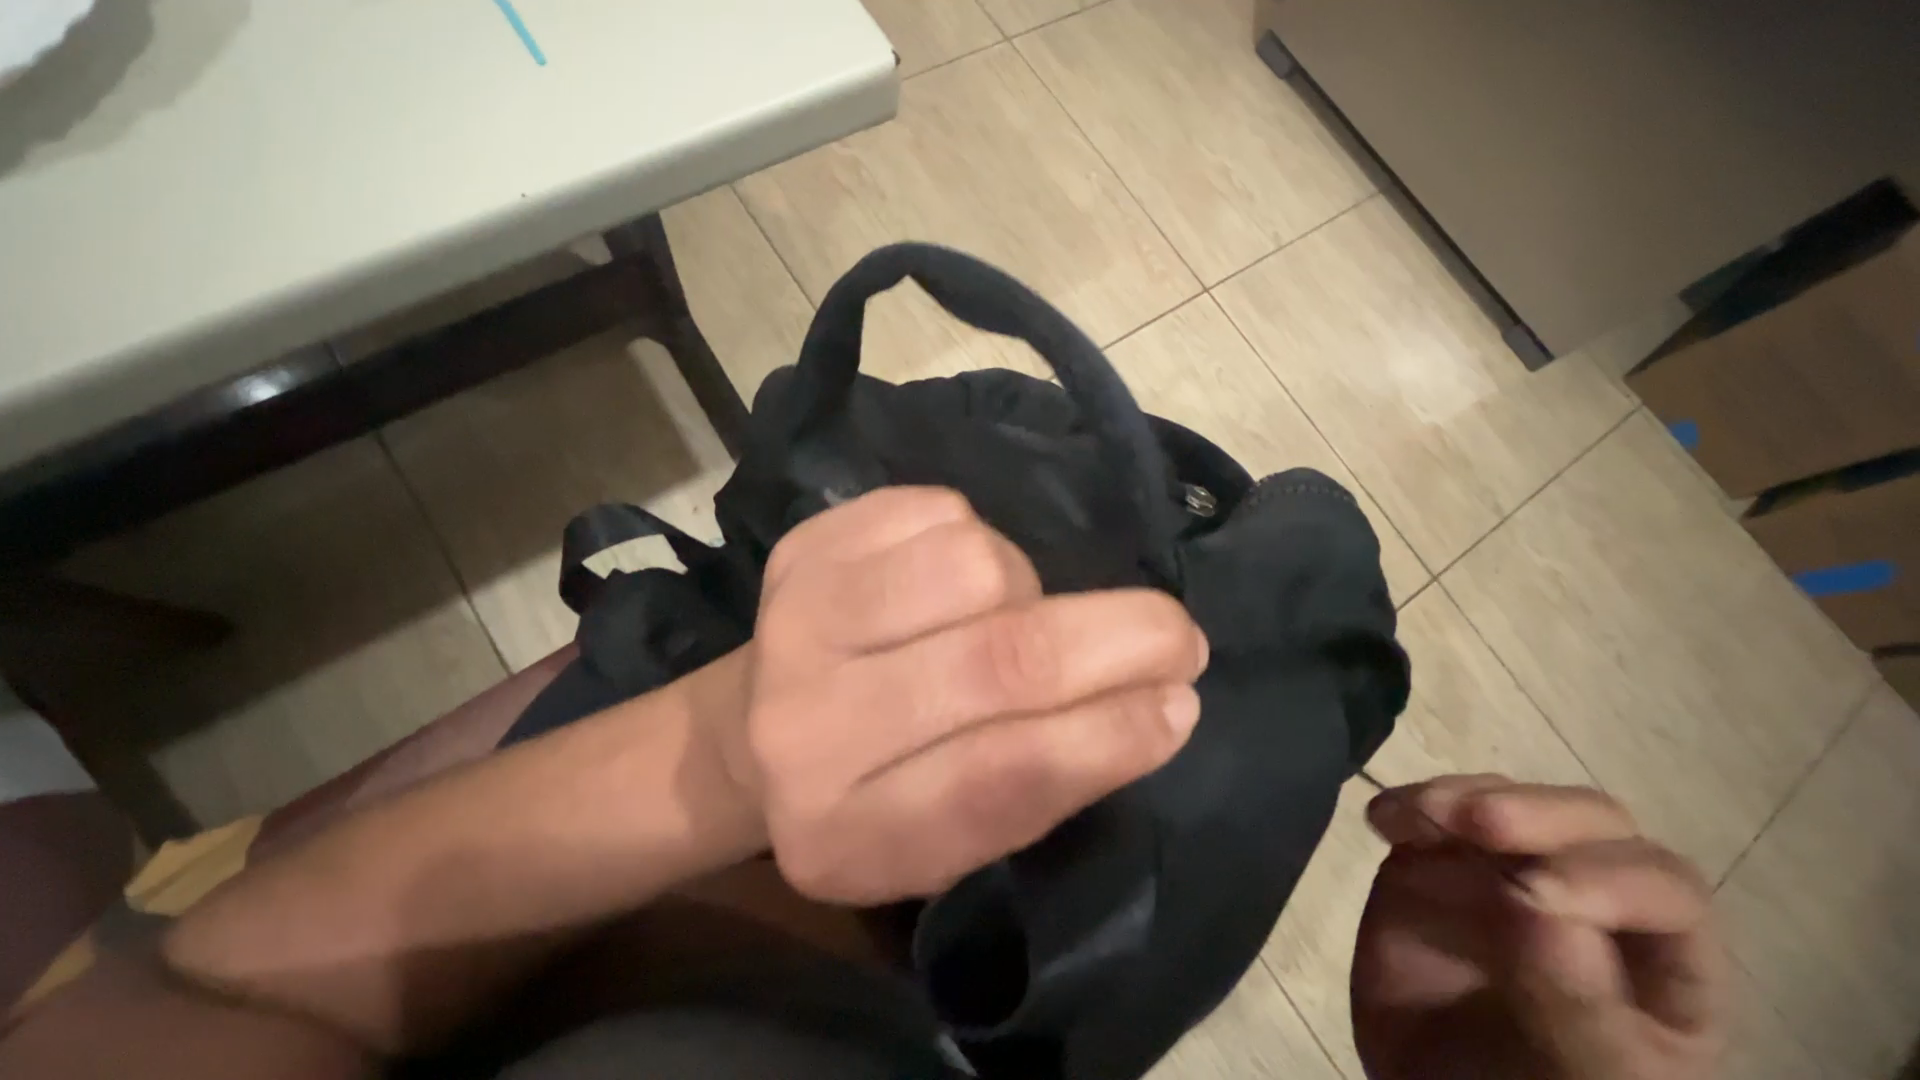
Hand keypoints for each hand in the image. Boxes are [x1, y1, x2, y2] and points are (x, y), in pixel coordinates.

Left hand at [712, 486, 1207, 905]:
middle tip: (1178, 636)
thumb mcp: (948, 840)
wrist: (749, 736)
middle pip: (997, 663)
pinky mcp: (803, 548)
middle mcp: (810, 729)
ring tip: (1009, 615)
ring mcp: (797, 622)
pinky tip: (953, 580)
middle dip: (1116, 641)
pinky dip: (977, 538)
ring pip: (973, 565)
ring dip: (1028, 587)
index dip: (1111, 735)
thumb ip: (1043, 784)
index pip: (1001, 779)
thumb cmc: (869, 798)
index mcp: (850, 833)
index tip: (1181, 703)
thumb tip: (1161, 701)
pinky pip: (937, 512)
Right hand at [1351, 775, 1726, 1079]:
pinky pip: (1429, 818)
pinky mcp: (1433, 865)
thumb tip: (1534, 900)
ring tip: (1417, 814)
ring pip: (1505, 803)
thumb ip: (1573, 1001)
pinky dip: (1407, 807)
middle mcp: (1591, 899)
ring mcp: (1505, 873)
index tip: (1538, 893)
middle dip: (1535, 814)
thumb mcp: (1581, 1074)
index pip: (1663, 889)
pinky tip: (1384, 819)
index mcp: (1664, 959)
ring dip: (1462, 797)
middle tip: (1480, 822)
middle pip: (1590, 825)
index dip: (1609, 878)